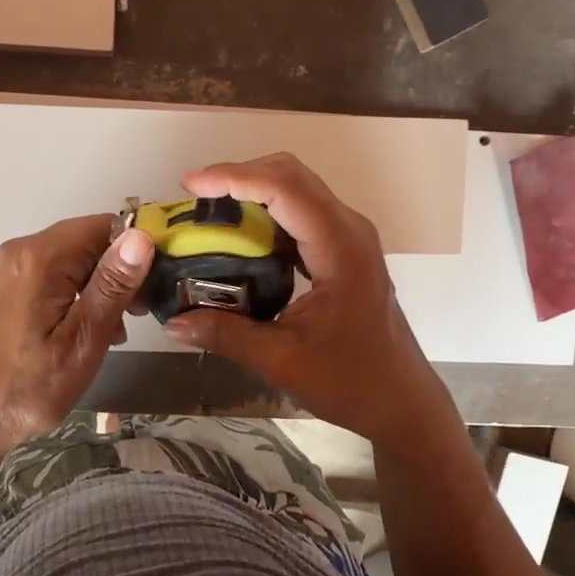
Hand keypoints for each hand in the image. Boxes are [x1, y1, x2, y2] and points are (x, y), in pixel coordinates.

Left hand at [0, 214, 153, 467]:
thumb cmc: (28, 389)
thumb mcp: (81, 341)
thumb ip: (112, 286)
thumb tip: (142, 236)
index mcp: (38, 258)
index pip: (104, 225)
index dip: (137, 250)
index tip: (155, 286)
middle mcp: (18, 252)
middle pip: (86, 240)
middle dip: (119, 271)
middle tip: (139, 315)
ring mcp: (7, 270)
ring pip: (71, 260)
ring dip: (100, 287)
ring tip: (117, 330)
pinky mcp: (4, 290)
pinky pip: (52, 277)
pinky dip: (76, 295)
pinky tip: (88, 331)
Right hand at [163, 153, 449, 444]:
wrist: (400, 400)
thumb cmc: (350, 381)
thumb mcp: (281, 360)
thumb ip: (226, 336)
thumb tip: (174, 323)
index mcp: (340, 249)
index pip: (285, 190)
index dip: (235, 178)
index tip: (190, 185)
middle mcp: (349, 231)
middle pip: (292, 176)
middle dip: (240, 175)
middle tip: (195, 197)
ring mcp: (350, 238)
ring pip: (298, 189)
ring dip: (254, 190)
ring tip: (210, 211)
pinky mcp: (344, 250)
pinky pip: (303, 213)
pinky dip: (268, 212)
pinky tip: (239, 236)